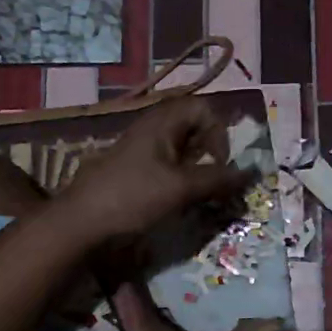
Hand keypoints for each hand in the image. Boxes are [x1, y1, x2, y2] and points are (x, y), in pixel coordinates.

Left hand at [57, 98, 251, 243]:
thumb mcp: (180, 188)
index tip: (219, 162)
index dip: (219, 131)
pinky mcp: (133, 172)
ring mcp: (140, 151)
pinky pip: (166, 166)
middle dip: (211, 152)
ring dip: (197, 169)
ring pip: (180, 150)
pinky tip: (179, 201)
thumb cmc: (132, 197)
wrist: (81, 221)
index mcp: (161, 122)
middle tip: (214, 180)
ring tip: (200, 195)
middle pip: (192, 128)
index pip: (202, 108)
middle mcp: (151, 130)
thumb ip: (217, 179)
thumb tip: (250, 173)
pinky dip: (180, 179)